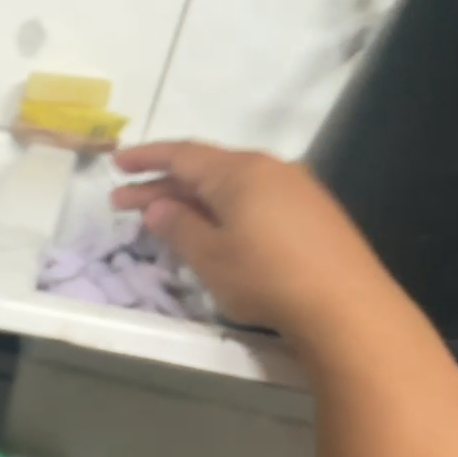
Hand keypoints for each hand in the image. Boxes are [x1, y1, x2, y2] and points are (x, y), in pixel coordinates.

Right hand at [109, 141, 400, 345]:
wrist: (341, 301)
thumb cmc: (264, 276)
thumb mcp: (209, 255)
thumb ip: (178, 226)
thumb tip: (157, 206)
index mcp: (239, 173)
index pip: (183, 155)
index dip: (147, 157)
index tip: (115, 162)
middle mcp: (267, 170)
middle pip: (204, 170)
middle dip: (160, 185)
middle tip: (120, 202)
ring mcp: (291, 189)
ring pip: (226, 186)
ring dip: (187, 199)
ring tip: (158, 216)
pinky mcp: (304, 212)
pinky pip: (248, 199)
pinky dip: (215, 208)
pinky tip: (204, 227)